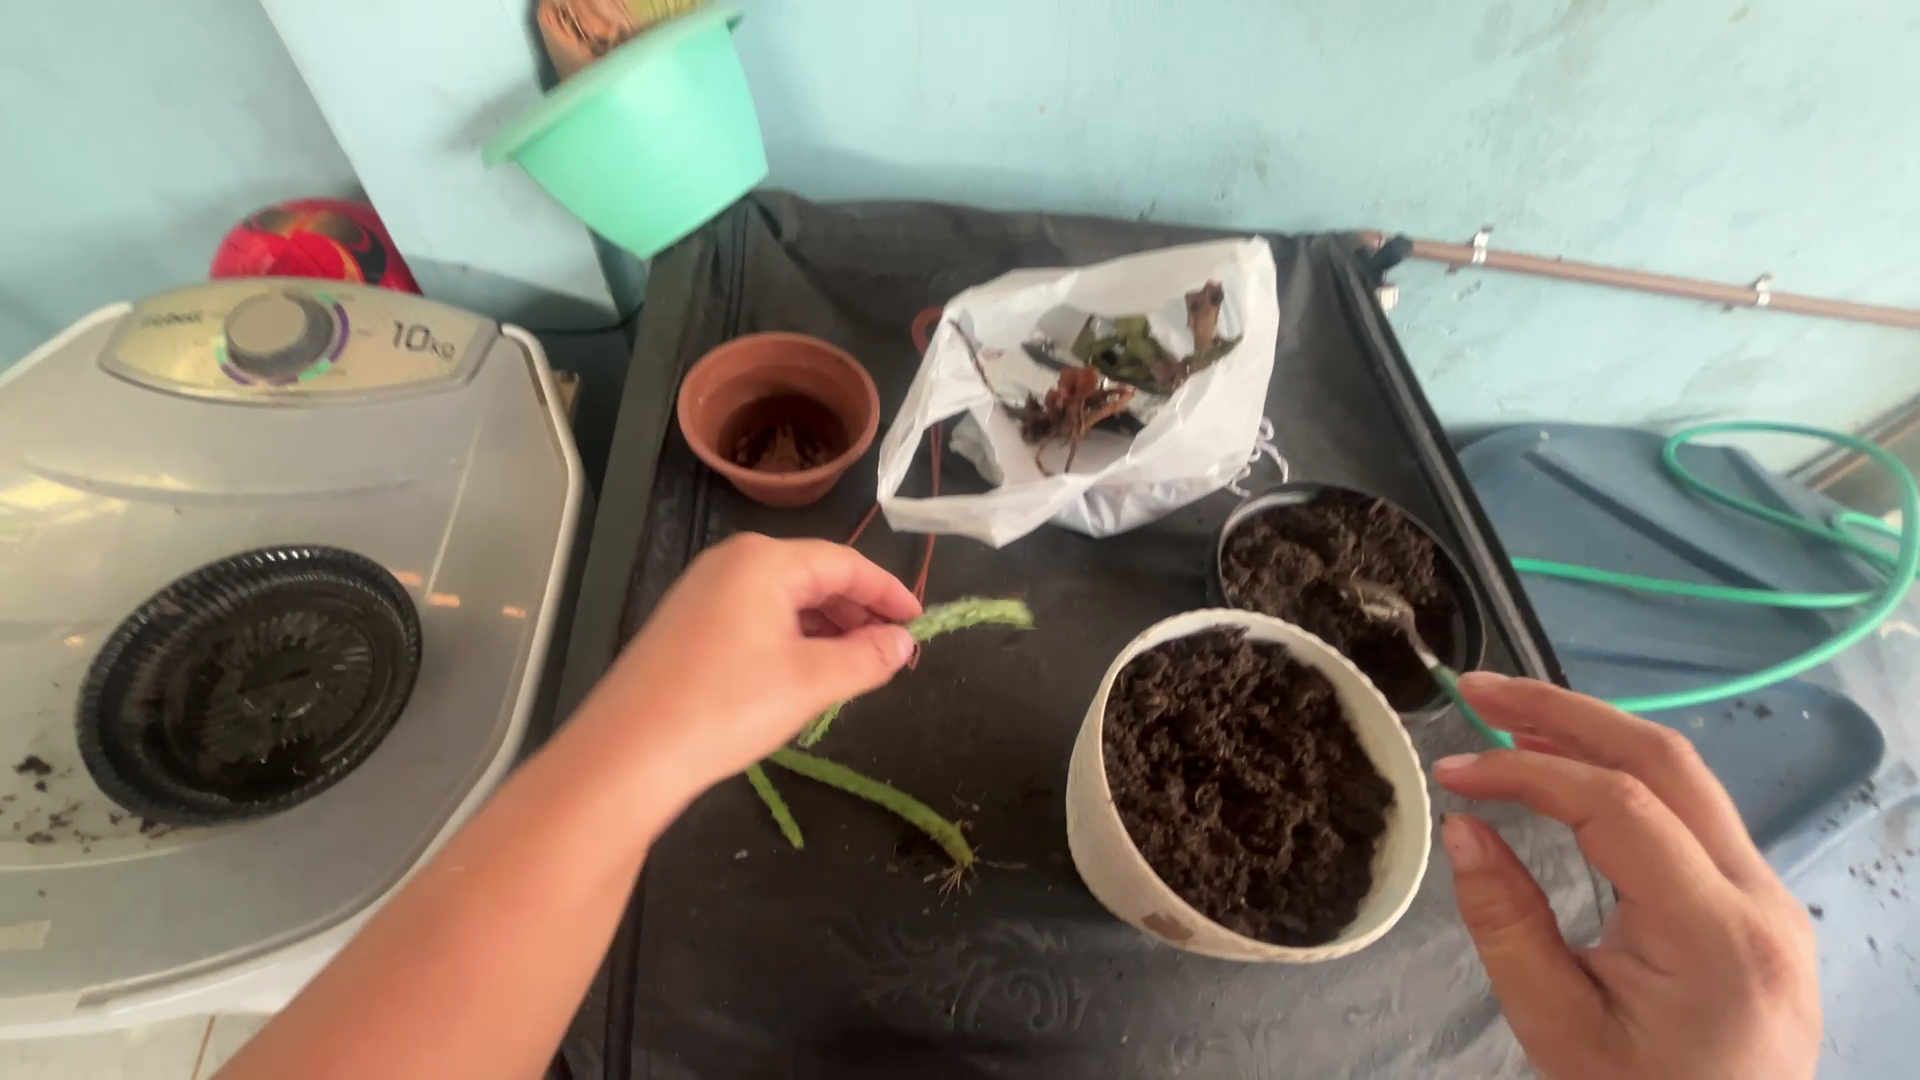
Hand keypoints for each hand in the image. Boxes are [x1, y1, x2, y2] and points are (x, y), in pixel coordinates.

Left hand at [573, 534, 919, 801]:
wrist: (624, 757)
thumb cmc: (726, 706)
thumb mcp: (810, 682)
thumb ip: (867, 657)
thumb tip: (903, 643)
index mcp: (765, 560)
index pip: (845, 563)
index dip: (888, 591)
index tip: (918, 621)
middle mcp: (734, 561)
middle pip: (815, 575)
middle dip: (858, 611)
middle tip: (891, 648)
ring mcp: (705, 590)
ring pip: (786, 597)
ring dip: (827, 626)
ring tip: (856, 663)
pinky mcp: (690, 621)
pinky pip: (758, 614)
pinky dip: (793, 636)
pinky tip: (808, 668)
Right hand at [1434, 673, 1819, 1079]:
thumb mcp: (1552, 1021)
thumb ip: (1504, 919)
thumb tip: (1462, 825)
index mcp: (1716, 934)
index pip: (1617, 806)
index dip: (1523, 771)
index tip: (1451, 773)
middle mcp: (1757, 895)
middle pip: (1663, 760)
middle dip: (1560, 710)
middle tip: (1475, 690)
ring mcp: (1760, 888)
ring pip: (1676, 769)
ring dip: (1580, 725)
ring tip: (1499, 709)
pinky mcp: (1742, 890)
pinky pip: (1675, 798)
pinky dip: (1603, 760)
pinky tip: (1550, 756)